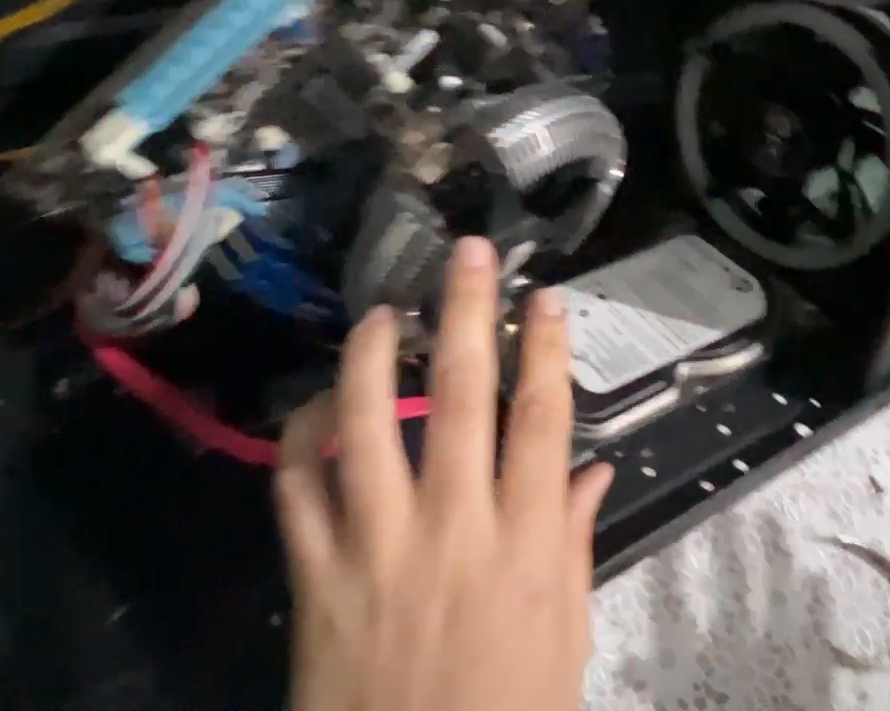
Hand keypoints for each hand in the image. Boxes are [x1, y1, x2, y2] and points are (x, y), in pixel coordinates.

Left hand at [275, 237, 614, 710]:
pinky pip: (296, 486)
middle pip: (463, 397)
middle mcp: (452, 529)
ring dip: (374, 356)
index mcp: (524, 547)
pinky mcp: (314, 573)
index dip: (544, 349)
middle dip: (467, 312)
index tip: (542, 296)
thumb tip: (593, 462)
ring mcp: (375, 547)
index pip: (542, 421)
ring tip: (384, 312)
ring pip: (367, 423)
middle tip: (467, 253)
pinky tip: (318, 406)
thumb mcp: (565, 637)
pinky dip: (301, 436)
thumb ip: (572, 540)